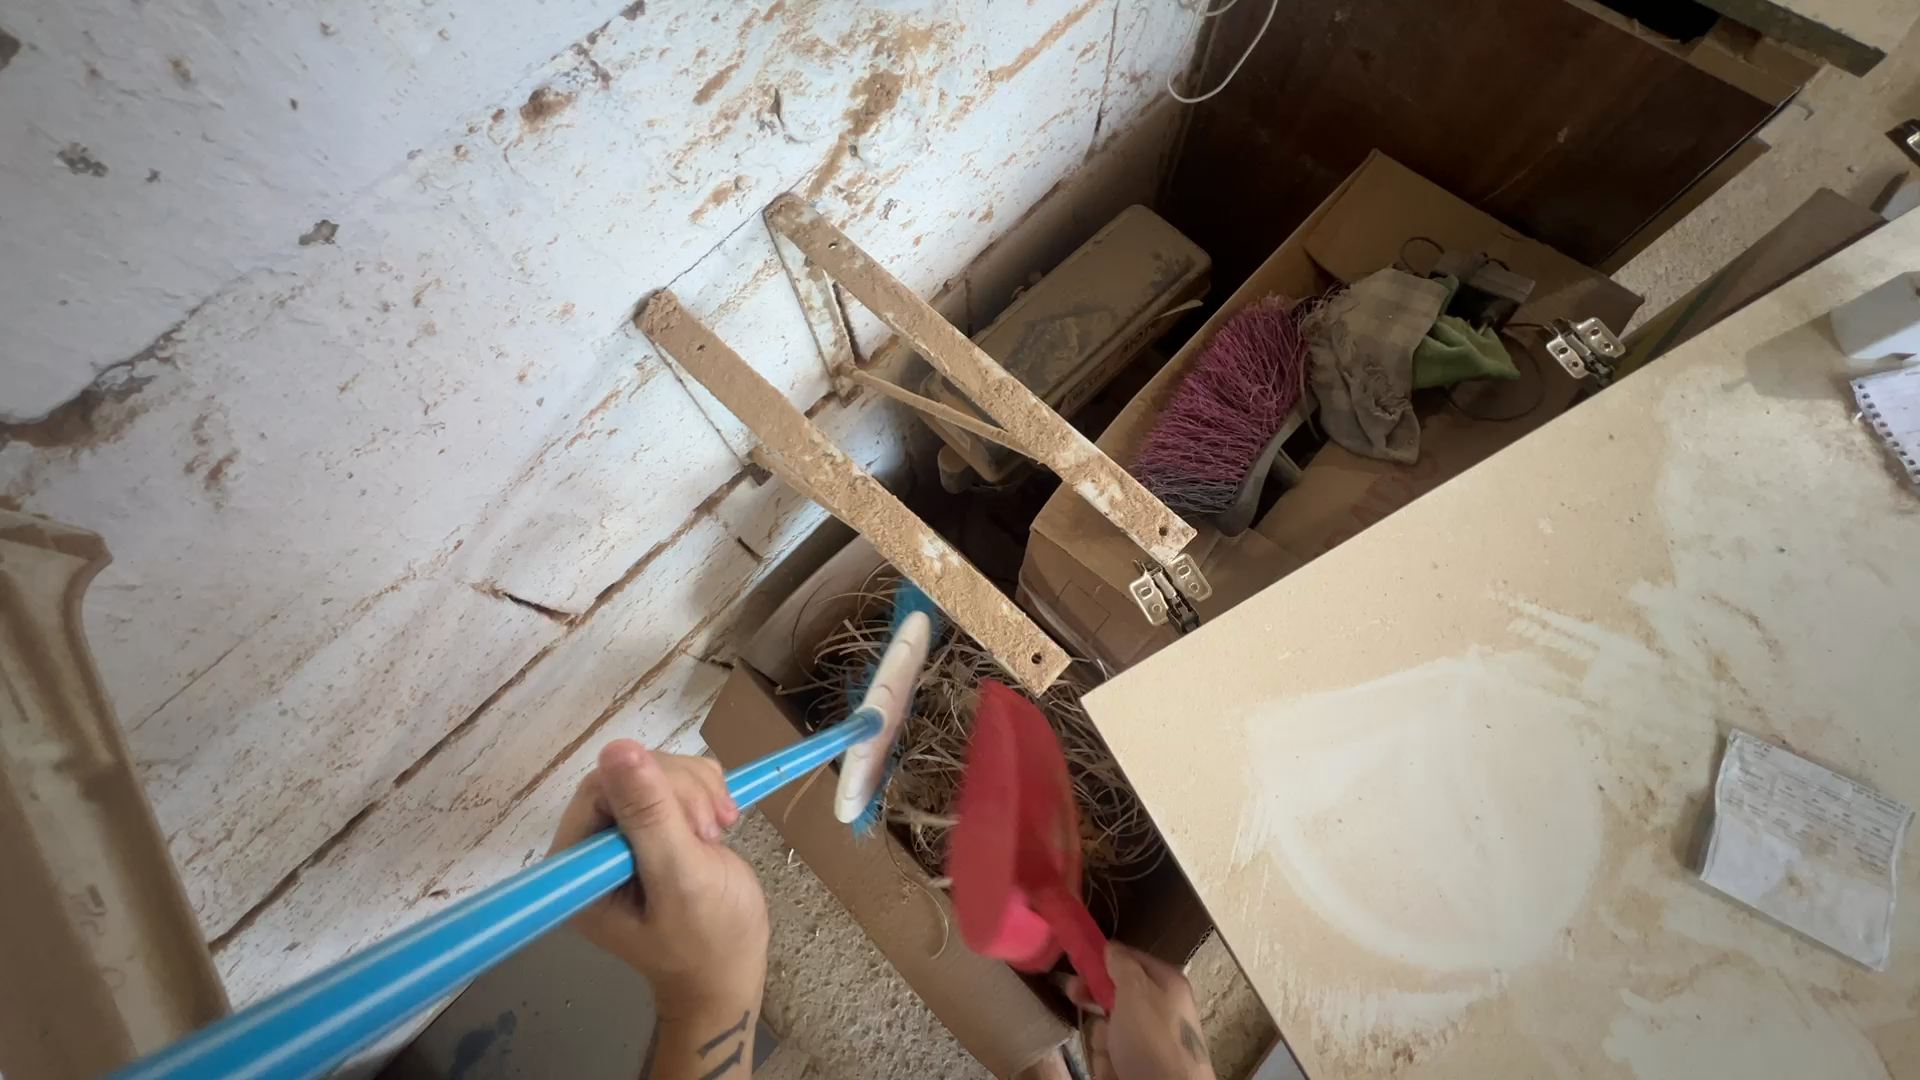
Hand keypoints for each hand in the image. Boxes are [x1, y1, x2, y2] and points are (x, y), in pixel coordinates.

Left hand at [550, 740, 768, 1023]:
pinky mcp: (658, 825)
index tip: (696, 824)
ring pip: (659, 771)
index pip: (601, 788)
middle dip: (683, 792)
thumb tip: (616, 746)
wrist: (736, 965)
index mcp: (580, 866)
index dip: (652, 790)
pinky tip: (721, 822)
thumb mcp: (681, 878)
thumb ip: (651, 816)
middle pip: (632, 775)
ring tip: (721, 830)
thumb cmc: (709, 937)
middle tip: (714, 831)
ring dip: (700, 791)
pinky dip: (708, 790)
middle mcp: (595, 846)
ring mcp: (627, 835)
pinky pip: (679, 778)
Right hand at [1067, 944, 1215, 1079]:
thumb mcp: (1136, 991)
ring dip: (1101, 1037)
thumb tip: (1111, 947)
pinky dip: (1107, 1062)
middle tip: (1075, 995)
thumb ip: (1121, 963)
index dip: (1105, 958)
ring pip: (1107, 1027)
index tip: (1079, 959)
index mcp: (1166, 985)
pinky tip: (1115, 1070)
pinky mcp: (1133, 1068)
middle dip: (1094, 999)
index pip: (1130, 958)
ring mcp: (1146, 1043)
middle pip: (1115, 994)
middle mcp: (1158, 1011)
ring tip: (1111, 1052)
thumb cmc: (1152, 1040)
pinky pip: (1109, 1055)